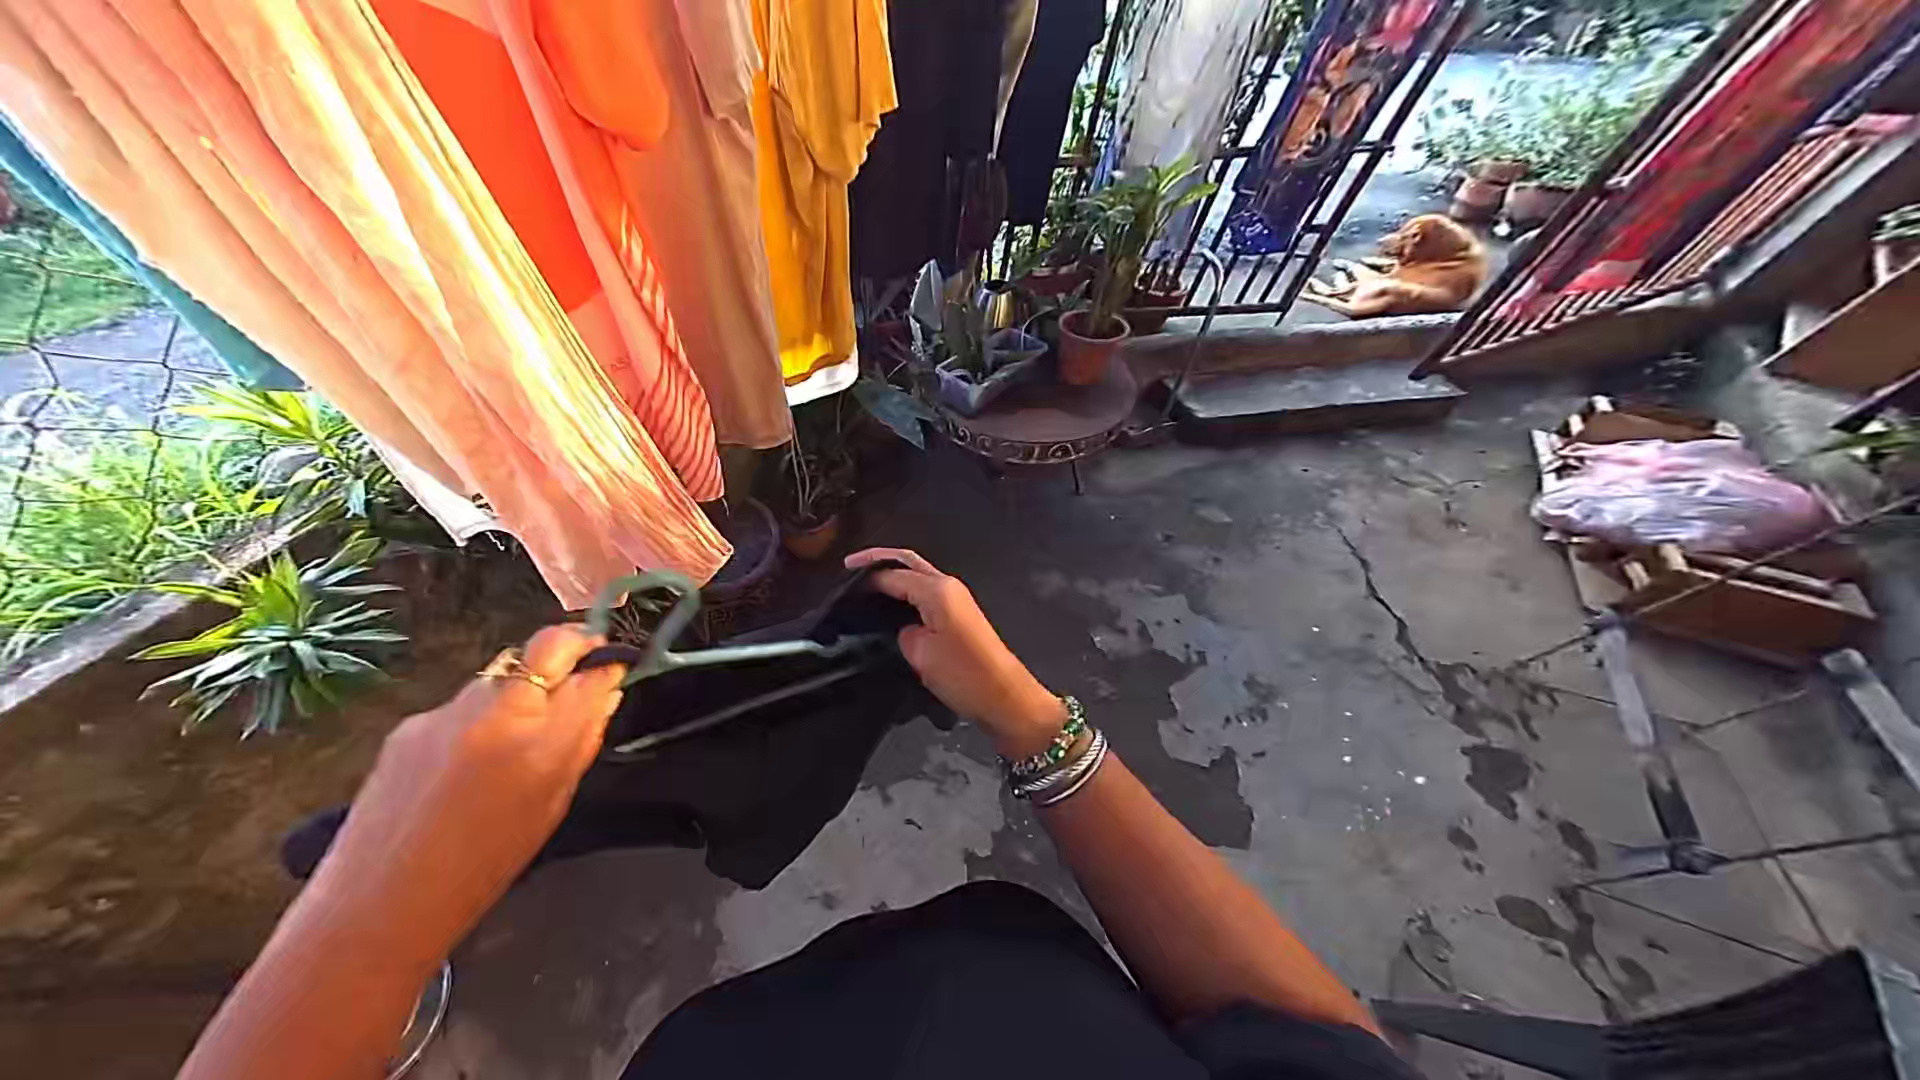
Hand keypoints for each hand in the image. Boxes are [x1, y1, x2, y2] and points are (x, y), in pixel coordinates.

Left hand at [305, 624, 625, 970]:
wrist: (378, 905)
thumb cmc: (486, 864)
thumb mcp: (554, 801)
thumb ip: (583, 740)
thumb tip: (605, 695)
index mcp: (541, 743)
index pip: (591, 674)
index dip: (608, 665)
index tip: (615, 668)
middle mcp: (496, 713)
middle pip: (548, 646)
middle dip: (574, 646)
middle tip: (585, 664)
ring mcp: (448, 713)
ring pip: (505, 672)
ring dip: (525, 686)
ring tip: (519, 731)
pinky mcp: (410, 723)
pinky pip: (465, 701)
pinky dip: (482, 715)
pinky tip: (470, 757)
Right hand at [847, 548, 1064, 757]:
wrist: (1005, 697)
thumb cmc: (966, 676)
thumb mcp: (921, 654)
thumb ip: (903, 633)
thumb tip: (902, 629)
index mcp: (938, 590)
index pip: (893, 574)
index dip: (866, 578)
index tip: (842, 584)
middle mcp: (949, 587)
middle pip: (908, 561)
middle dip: (879, 560)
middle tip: (850, 567)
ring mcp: (957, 600)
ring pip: (918, 574)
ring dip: (893, 574)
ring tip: (865, 585)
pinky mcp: (960, 615)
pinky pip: (927, 593)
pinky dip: (906, 591)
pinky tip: (890, 605)